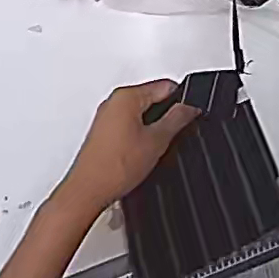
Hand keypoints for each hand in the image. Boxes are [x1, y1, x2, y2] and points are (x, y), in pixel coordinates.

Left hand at [57, 80, 199, 217]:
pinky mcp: (103, 132)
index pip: (165, 86)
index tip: (190, 112)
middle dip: (166, 113)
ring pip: (140, 112)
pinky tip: (140, 153)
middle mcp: (113, 102)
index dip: (182, 100)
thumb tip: (189, 107)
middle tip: (174, 133)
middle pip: (151, 97)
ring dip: (152, 126)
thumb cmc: (113, 167)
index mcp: (126, 96)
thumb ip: (178, 118)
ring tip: (155, 147)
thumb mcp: (157, 141)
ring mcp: (106, 117)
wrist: (88, 191)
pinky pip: (128, 124)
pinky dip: (138, 135)